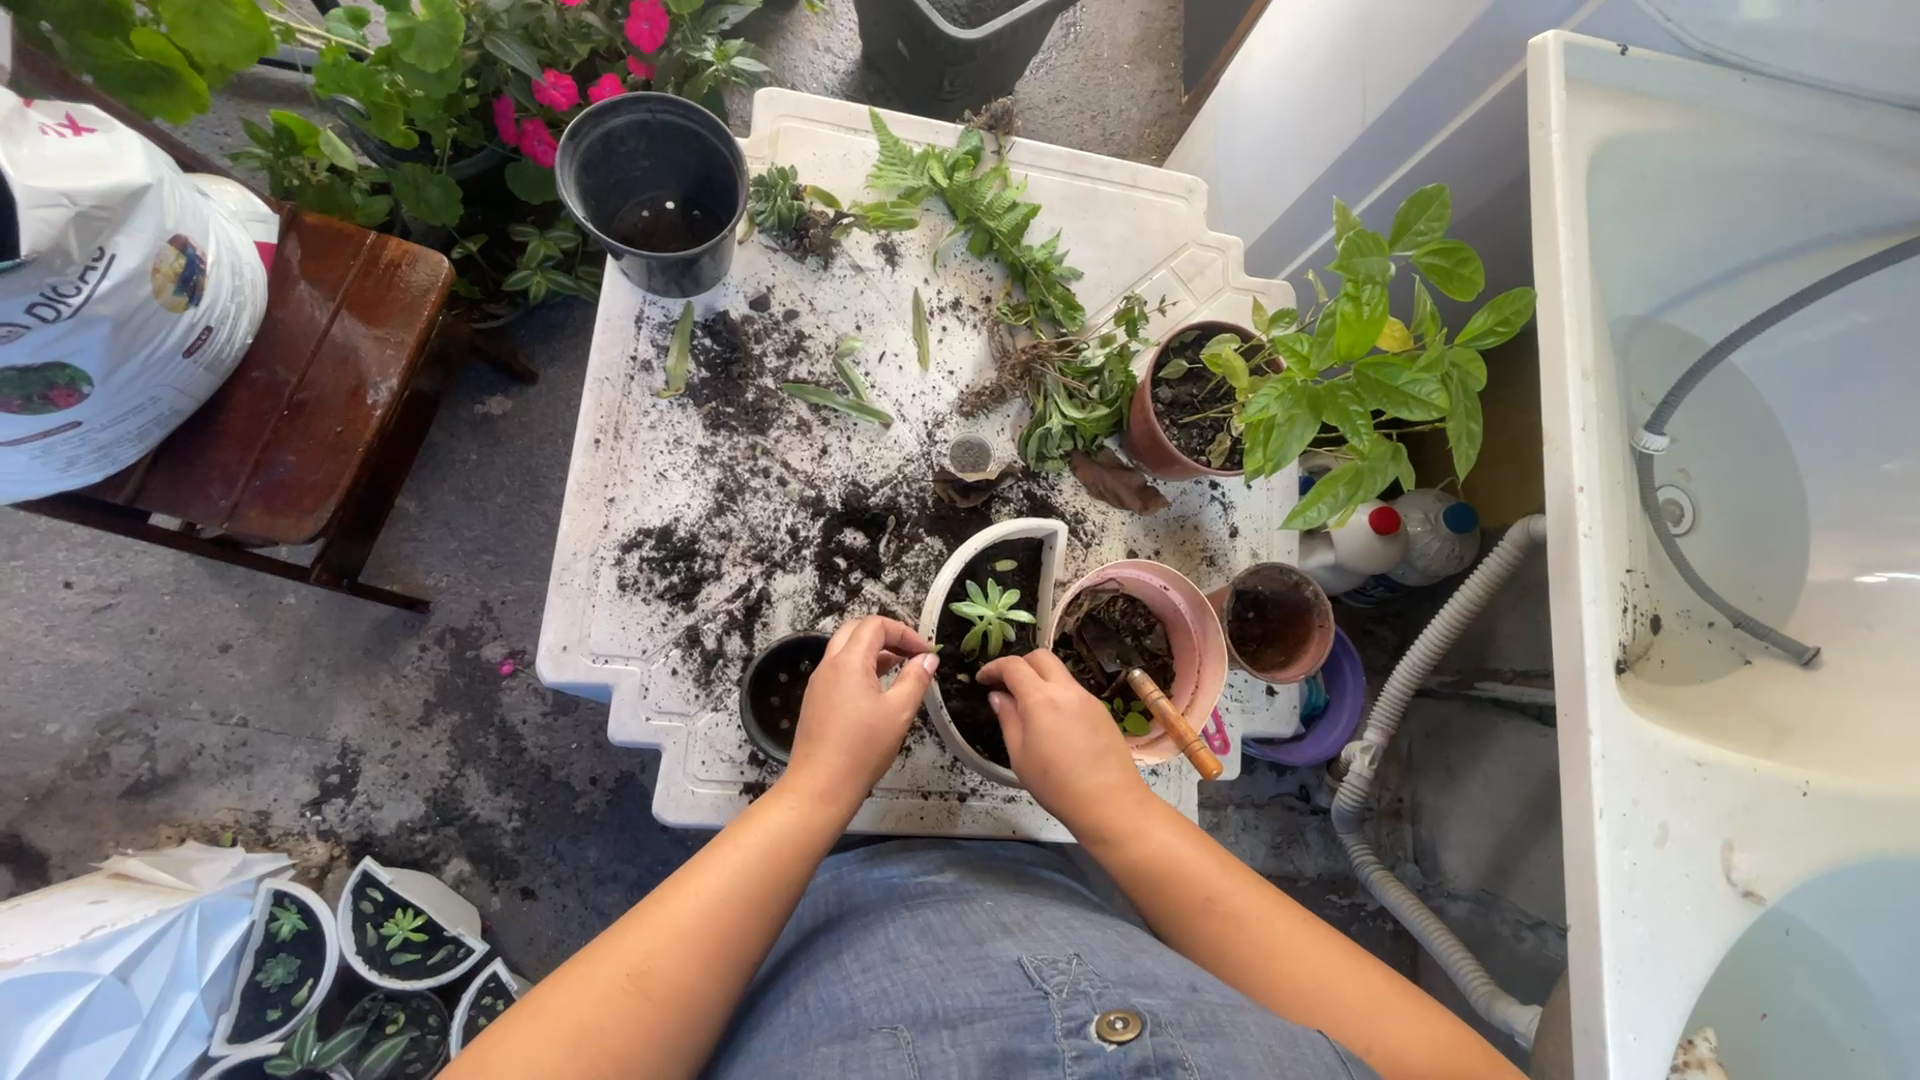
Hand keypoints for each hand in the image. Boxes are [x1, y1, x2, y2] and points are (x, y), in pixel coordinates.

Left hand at [782, 616, 938, 813]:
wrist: (819, 786)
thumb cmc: (862, 749)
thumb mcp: (899, 712)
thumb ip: (916, 679)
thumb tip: (928, 659)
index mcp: (848, 661)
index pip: (875, 625)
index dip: (904, 632)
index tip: (926, 652)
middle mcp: (829, 665)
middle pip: (857, 630)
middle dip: (887, 635)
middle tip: (911, 653)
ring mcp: (819, 683)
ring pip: (846, 650)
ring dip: (874, 651)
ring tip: (901, 668)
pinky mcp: (816, 700)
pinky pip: (839, 670)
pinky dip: (861, 668)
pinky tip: (878, 690)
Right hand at [975, 651, 1153, 833]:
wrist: (1110, 803)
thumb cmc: (1057, 785)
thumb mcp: (1020, 756)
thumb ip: (1008, 719)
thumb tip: (999, 697)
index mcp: (1041, 699)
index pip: (1014, 666)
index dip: (994, 667)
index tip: (982, 679)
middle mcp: (1067, 690)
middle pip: (1041, 657)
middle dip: (1020, 664)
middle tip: (1005, 685)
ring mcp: (1088, 699)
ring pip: (1060, 673)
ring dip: (1040, 679)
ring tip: (1028, 707)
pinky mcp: (1102, 711)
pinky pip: (1074, 691)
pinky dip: (1058, 694)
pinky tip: (1053, 722)